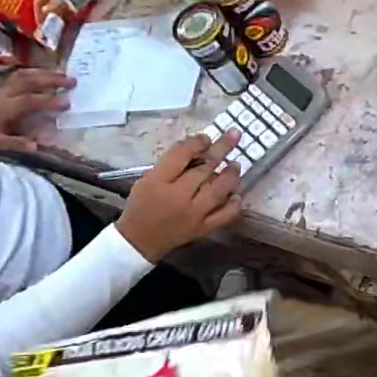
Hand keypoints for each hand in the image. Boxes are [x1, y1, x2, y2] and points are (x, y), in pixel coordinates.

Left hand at [0, 68, 74, 154]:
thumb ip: (13, 143)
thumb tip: (36, 145)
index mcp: (3, 108)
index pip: (29, 101)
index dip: (48, 101)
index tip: (67, 102)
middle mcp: (3, 94)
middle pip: (29, 80)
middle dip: (51, 79)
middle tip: (72, 81)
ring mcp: (0, 89)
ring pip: (24, 74)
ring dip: (44, 73)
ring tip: (62, 75)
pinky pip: (18, 75)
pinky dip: (34, 73)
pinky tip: (44, 75)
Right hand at [114, 130, 244, 261]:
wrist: (140, 241)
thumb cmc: (142, 206)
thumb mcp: (147, 180)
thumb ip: (171, 165)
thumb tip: (200, 149)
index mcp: (158, 182)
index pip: (181, 155)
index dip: (197, 143)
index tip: (206, 137)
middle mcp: (178, 197)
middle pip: (204, 169)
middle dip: (221, 149)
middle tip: (235, 135)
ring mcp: (194, 214)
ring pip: (219, 191)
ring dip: (231, 175)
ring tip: (236, 165)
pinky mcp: (203, 228)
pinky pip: (225, 215)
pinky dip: (234, 204)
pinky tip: (236, 194)